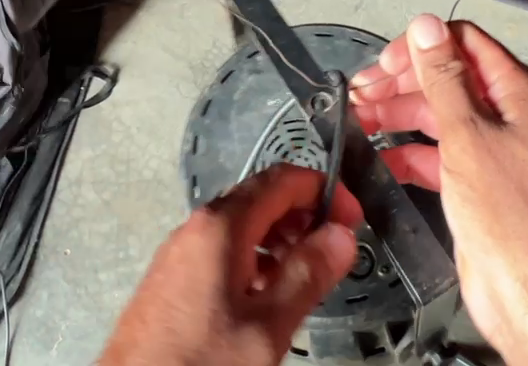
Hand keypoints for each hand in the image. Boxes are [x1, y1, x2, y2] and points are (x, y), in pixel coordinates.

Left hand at [99, 164, 363, 365]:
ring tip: (308, 275)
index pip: (281, 179)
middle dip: (303, 214)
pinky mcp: (173, 276)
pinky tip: (268, 295)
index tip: (354, 219)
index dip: (323, 191)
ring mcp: (182, 249)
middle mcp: (198, 224)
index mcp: (221, 224)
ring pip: (242, 225)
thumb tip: (343, 235)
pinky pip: (223, 249)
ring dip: (280, 238)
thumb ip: (307, 276)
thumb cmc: (202, 363)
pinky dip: (255, 258)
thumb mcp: (266, 328)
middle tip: (335, 249)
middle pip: (261, 197)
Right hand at [350, 14, 527, 365]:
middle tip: (361, 92)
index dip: (421, 47)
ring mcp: (492, 150)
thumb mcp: (468, 135)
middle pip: (446, 78)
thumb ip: (443, 78)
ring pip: (437, 115)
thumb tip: (425, 25)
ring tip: (359, 120)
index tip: (384, 65)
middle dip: (401, 82)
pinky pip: (437, 153)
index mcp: (517, 92)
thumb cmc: (511, 216)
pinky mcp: (477, 183)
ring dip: (398, 115)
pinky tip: (382, 159)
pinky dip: (409, 152)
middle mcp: (508, 115)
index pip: (463, 42)